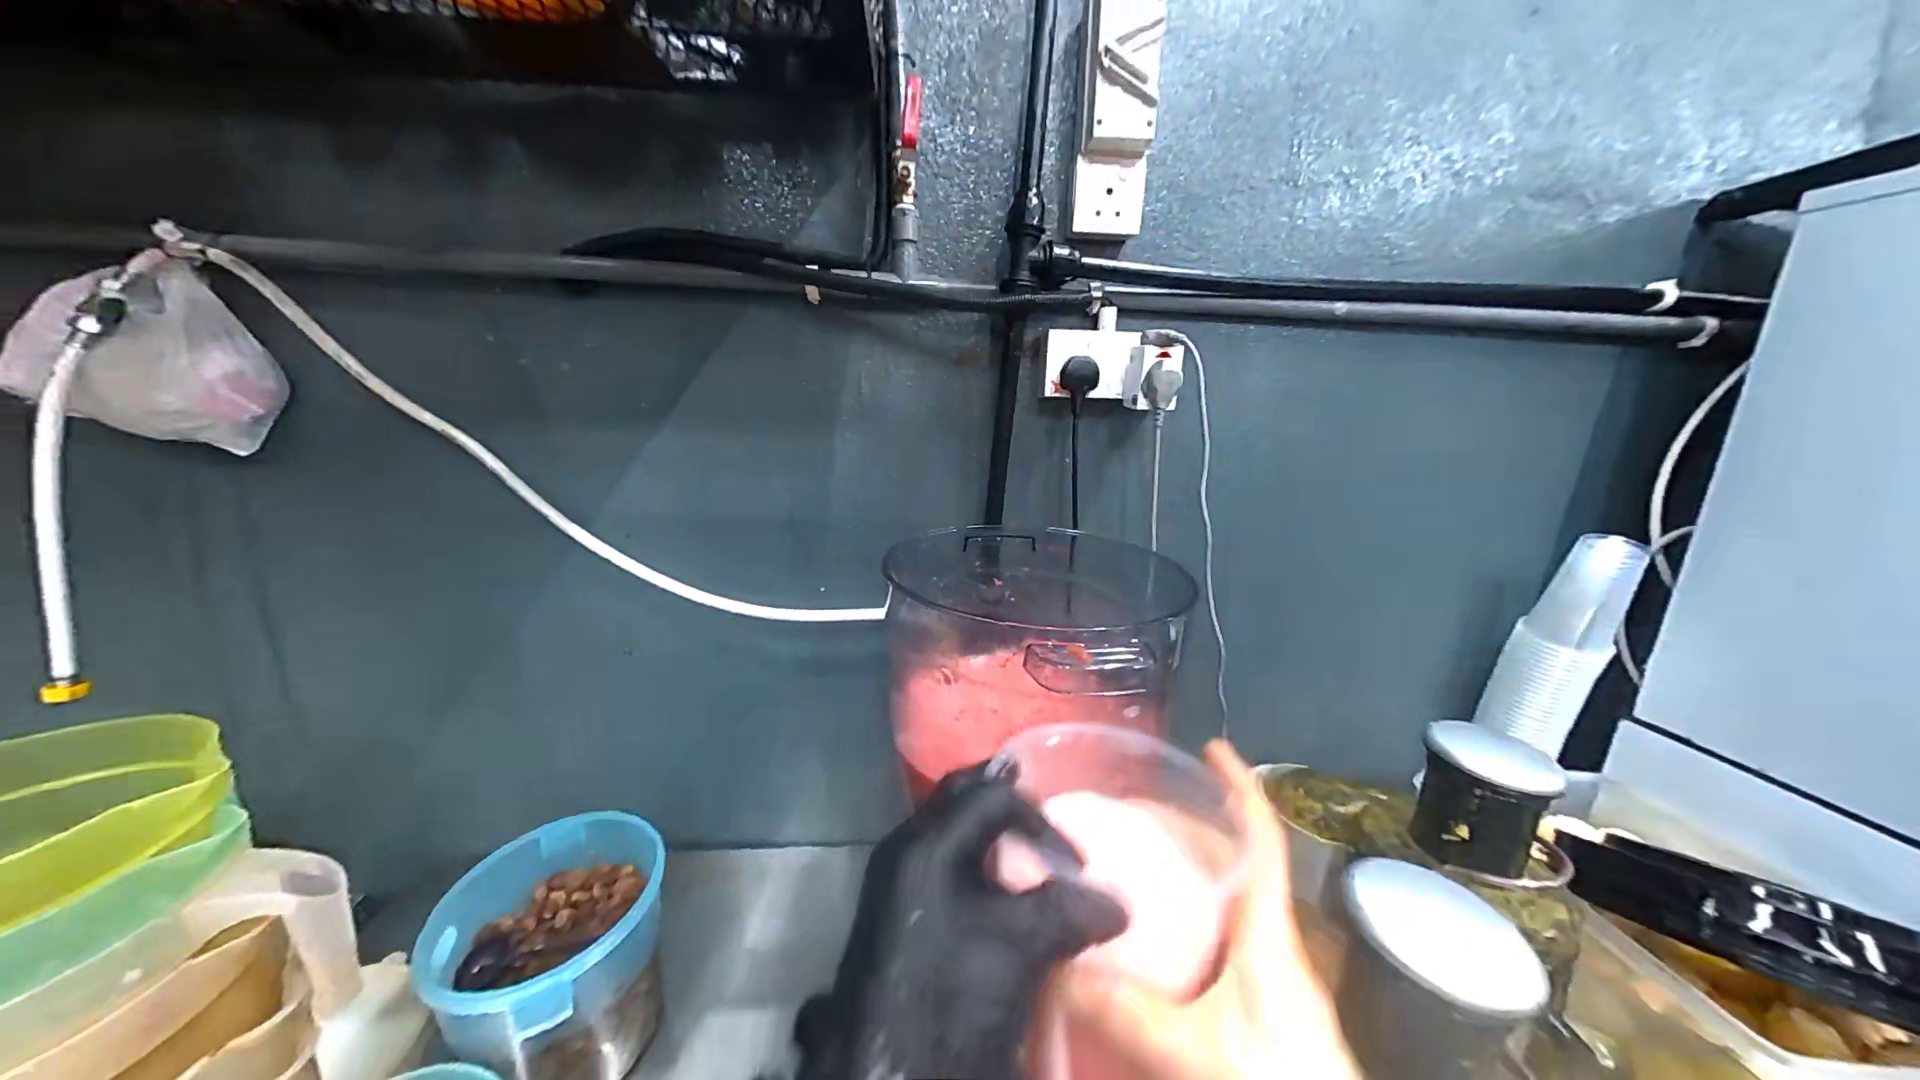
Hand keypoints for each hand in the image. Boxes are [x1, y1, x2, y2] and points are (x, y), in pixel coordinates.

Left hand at [798, 763, 1128, 1079]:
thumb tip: (1117, 904)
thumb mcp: (1019, 948)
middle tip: (1048, 823)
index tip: (1073, 864)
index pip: (989, 795)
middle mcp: (904, 851)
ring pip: (951, 834)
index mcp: (926, 844)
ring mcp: (895, 883)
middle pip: (961, 800)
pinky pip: (942, 866)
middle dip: (1007, 807)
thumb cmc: (952, 995)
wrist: (892, 1077)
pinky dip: (977, 867)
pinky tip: (1002, 898)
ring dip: (991, 837)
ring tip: (1032, 859)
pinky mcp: (898, 915)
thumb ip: (1067, 911)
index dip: (1038, 818)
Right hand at [1057, 741, 1360, 1079]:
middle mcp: (1270, 938)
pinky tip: (1153, 934)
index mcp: (1268, 930)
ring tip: (1135, 856)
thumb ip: (1129, 1012)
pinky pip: (1218, 932)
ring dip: (1188, 866)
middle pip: (1235, 858)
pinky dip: (1186, 912)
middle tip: (1137, 809)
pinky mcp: (1259, 998)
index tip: (1214, 747)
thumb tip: (1059, 965)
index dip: (1242, 788)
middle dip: (1192, 823)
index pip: (1263, 839)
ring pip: (1226, 895)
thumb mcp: (1200, 1052)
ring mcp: (1268, 969)